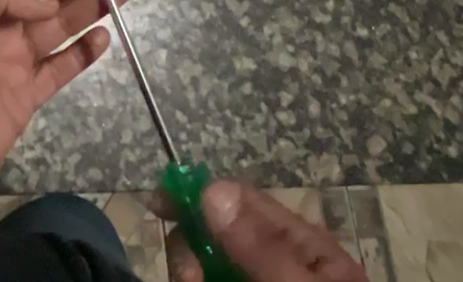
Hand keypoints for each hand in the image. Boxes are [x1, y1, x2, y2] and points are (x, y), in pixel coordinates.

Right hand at [166, 181, 366, 281]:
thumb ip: (261, 248)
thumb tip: (211, 190)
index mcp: (302, 248)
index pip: (243, 200)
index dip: (200, 193)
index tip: (160, 204)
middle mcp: (272, 263)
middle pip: (212, 230)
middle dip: (191, 248)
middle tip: (191, 279)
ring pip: (200, 264)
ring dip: (188, 274)